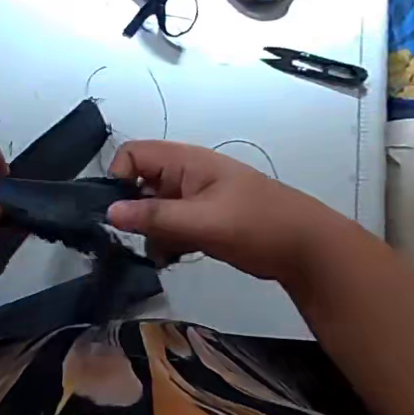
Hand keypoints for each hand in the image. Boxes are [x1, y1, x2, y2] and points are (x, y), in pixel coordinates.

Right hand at [106, 140, 350, 284]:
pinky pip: (169, 228)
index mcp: (185, 162)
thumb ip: (155, 217)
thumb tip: (109, 212)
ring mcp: (193, 200)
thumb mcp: (203, 220)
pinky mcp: (201, 223)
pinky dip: (166, 243)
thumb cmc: (256, 224)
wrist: (304, 248)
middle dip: (134, 213)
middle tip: (140, 240)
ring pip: (152, 212)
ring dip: (151, 233)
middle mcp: (184, 176)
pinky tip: (174, 259)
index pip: (132, 155)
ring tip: (164, 253)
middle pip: (138, 185)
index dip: (118, 178)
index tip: (118, 212)